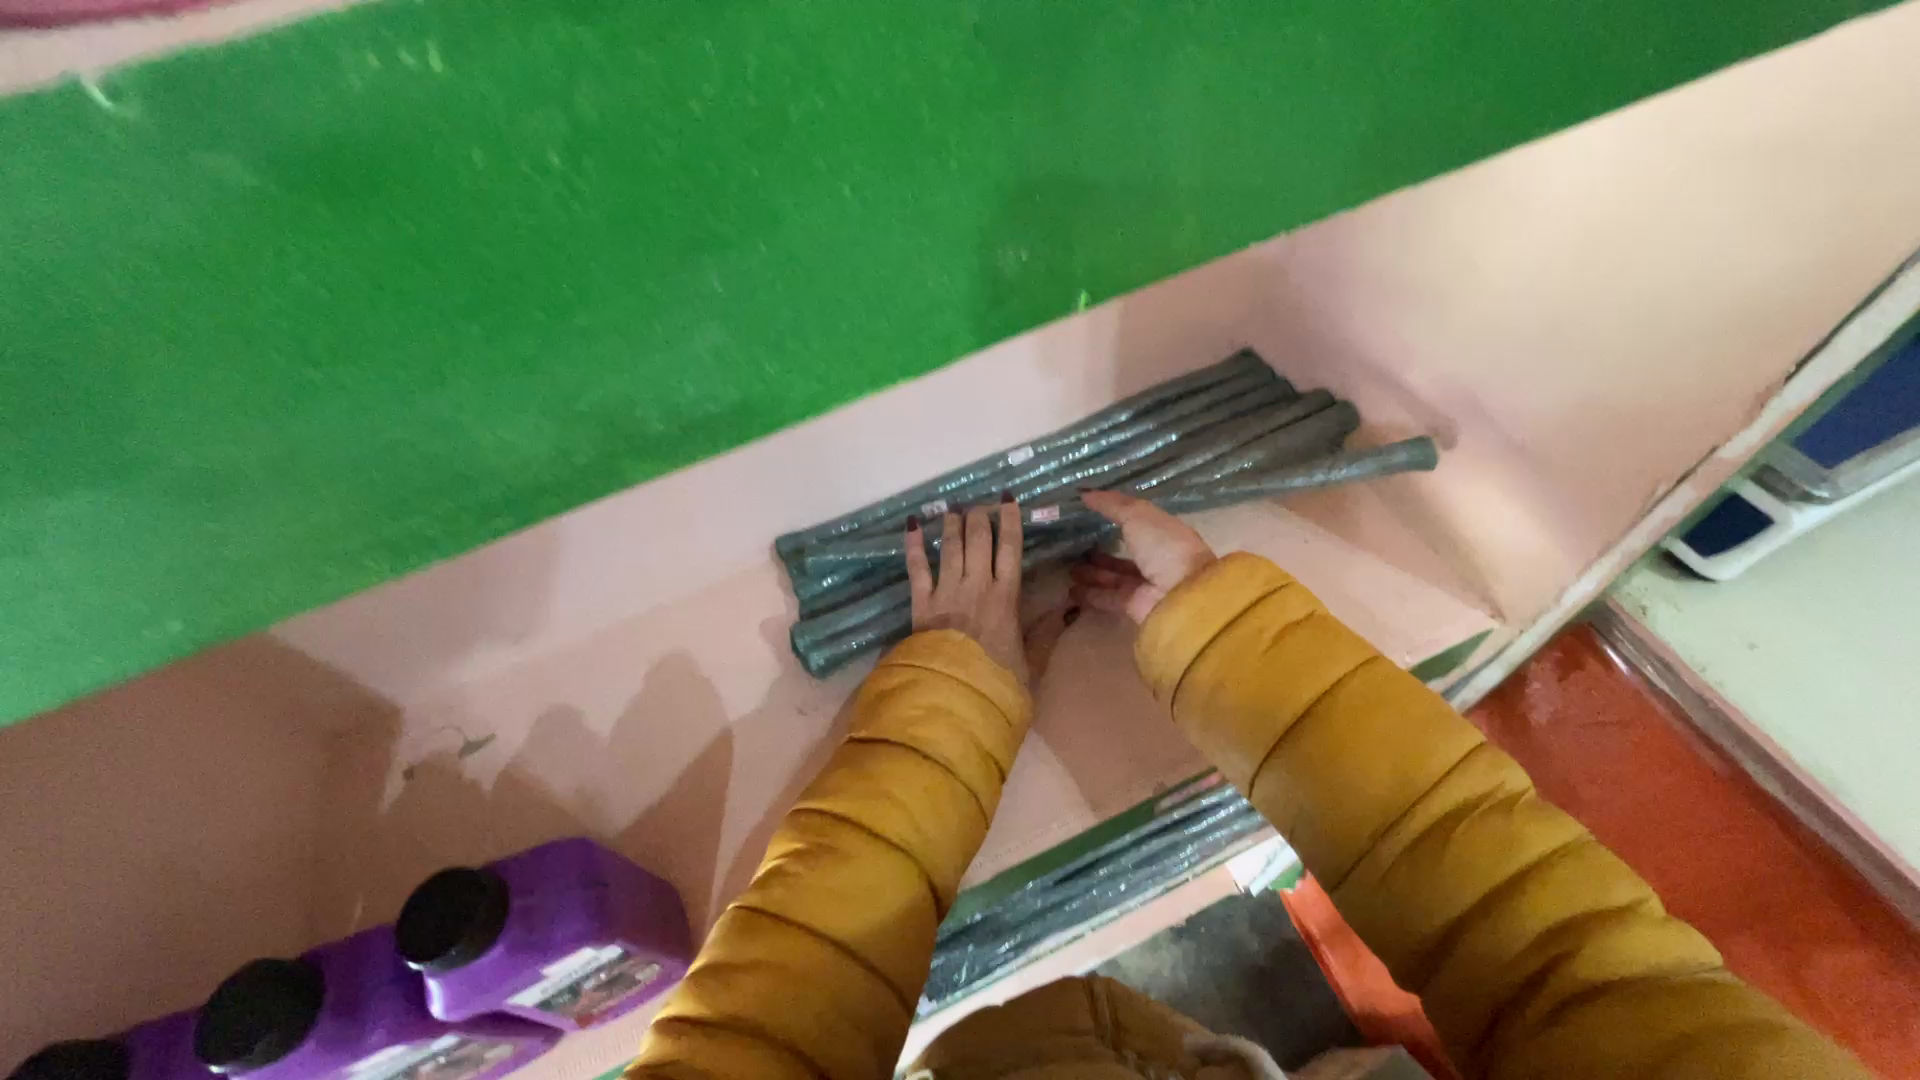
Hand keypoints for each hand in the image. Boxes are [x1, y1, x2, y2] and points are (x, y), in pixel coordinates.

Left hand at [906, 496, 1033, 682]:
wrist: (955, 696)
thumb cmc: (997, 682)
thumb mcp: (1031, 663)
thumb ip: (1046, 634)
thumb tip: (1066, 609)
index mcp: (1006, 597)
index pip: (1010, 549)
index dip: (1009, 522)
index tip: (1008, 500)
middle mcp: (976, 586)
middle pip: (978, 541)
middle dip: (978, 518)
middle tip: (977, 505)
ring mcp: (946, 592)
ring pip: (950, 548)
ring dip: (951, 526)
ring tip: (951, 509)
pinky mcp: (921, 603)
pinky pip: (916, 568)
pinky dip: (913, 545)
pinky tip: (911, 525)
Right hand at [1070, 491, 1217, 624]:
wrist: (1181, 596)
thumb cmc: (1164, 547)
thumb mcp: (1138, 515)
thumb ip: (1112, 504)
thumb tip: (1084, 493)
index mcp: (1163, 533)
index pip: (1136, 522)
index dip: (1114, 515)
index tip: (1087, 512)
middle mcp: (1155, 558)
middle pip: (1123, 552)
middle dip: (1100, 549)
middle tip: (1072, 544)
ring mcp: (1145, 583)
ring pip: (1113, 576)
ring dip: (1091, 572)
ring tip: (1066, 566)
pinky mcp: (1133, 605)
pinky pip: (1107, 597)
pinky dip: (1090, 594)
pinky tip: (1070, 589)